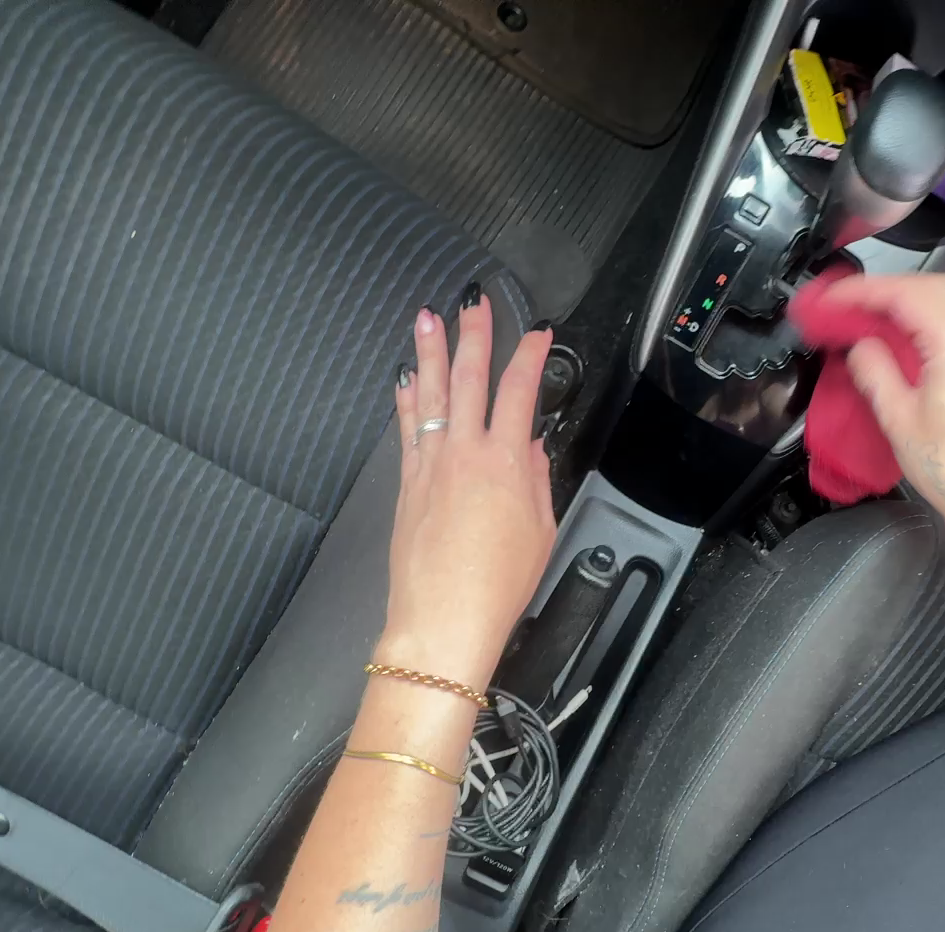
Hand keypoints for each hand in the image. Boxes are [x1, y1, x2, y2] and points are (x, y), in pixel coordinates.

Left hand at [382, 294, 556, 688]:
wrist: (443, 618)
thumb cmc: (497, 584)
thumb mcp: (541, 532)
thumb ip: (539, 482)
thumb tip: (535, 452)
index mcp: (507, 463)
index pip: (521, 391)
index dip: (531, 357)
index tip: (539, 335)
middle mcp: (465, 453)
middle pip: (468, 378)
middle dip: (474, 334)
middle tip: (475, 301)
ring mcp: (430, 464)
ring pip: (429, 393)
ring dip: (430, 351)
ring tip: (428, 317)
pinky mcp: (407, 483)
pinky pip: (407, 428)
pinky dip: (405, 399)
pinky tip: (403, 378)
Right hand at [828, 274, 944, 540]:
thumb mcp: (898, 419)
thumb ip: (875, 372)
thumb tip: (861, 346)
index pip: (906, 296)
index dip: (863, 291)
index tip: (834, 296)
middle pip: (931, 287)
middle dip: (884, 288)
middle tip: (847, 302)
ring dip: (906, 300)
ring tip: (869, 316)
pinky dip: (926, 317)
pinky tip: (902, 336)